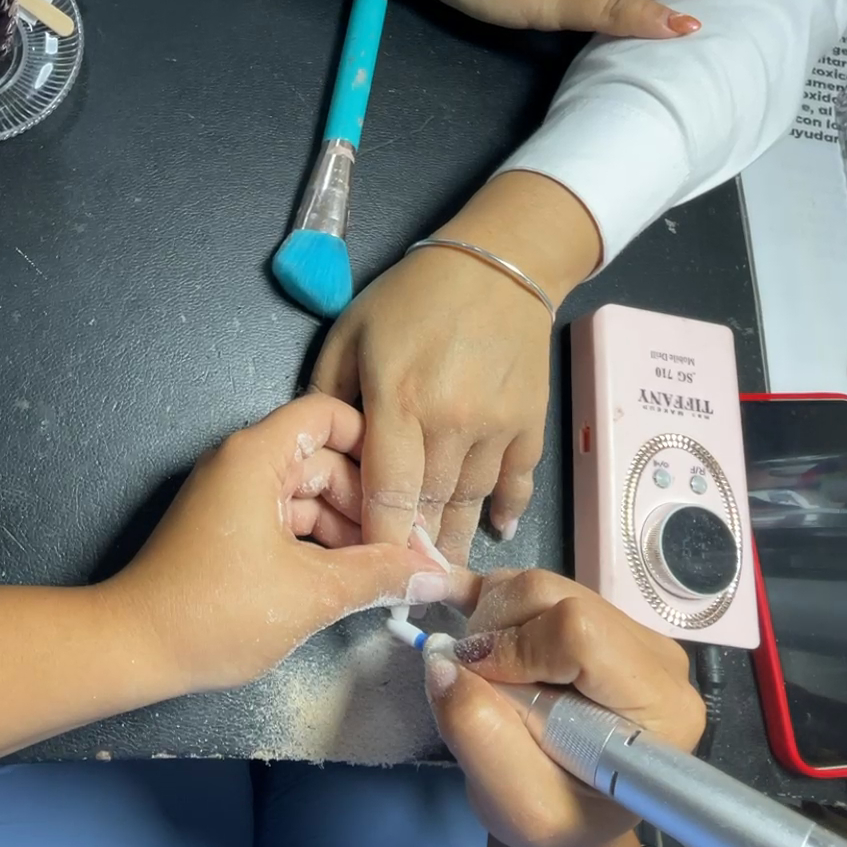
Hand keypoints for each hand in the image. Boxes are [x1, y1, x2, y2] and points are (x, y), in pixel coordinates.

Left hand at [99, 395, 467, 693]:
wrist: (134, 645)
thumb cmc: (218, 609)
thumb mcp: (309, 593)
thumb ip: (379, 575)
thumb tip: (436, 574)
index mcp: (256, 455)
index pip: (328, 414)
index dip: (375, 442)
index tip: (412, 486)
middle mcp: (244, 462)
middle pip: (324, 459)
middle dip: (369, 502)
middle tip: (415, 548)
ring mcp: (235, 495)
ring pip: (308, 494)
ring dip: (348, 528)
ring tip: (392, 571)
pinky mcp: (231, 527)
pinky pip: (288, 519)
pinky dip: (320, 543)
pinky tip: (354, 577)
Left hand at [312, 171, 593, 561]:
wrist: (498, 265)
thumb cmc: (408, 299)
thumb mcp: (347, 336)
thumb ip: (327, 396)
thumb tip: (315, 450)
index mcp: (397, 402)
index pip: (387, 493)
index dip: (379, 540)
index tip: (367, 571)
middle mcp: (450, 424)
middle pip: (428, 507)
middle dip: (411, 549)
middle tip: (395, 581)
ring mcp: (497, 427)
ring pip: (469, 503)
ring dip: (451, 540)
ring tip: (435, 571)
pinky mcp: (531, 425)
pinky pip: (515, 483)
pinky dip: (502, 511)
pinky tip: (490, 533)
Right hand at [426, 570, 704, 846]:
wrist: (567, 806)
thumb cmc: (557, 814)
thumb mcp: (518, 804)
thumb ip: (480, 735)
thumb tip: (443, 664)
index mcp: (658, 704)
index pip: (580, 631)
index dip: (515, 648)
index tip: (484, 685)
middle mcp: (652, 654)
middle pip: (550, 595)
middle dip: (494, 631)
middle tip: (480, 681)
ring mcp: (620, 625)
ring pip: (533, 585)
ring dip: (489, 620)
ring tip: (489, 672)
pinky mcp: (583, 608)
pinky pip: (525, 582)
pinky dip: (484, 601)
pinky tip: (473, 636)